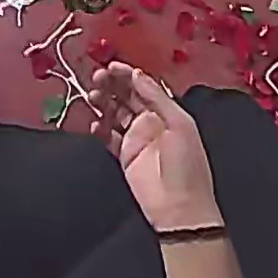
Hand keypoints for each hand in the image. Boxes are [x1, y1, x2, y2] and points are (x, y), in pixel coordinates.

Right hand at [89, 63, 221, 231]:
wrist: (180, 209)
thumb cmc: (186, 164)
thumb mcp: (179, 124)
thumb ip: (156, 97)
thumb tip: (137, 74)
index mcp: (165, 110)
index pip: (142, 85)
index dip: (126, 74)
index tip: (110, 67)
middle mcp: (149, 120)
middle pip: (126, 95)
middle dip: (111, 84)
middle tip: (96, 77)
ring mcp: (136, 138)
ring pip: (115, 112)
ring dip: (103, 102)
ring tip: (92, 95)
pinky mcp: (124, 156)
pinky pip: (109, 137)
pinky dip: (100, 129)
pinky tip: (94, 124)